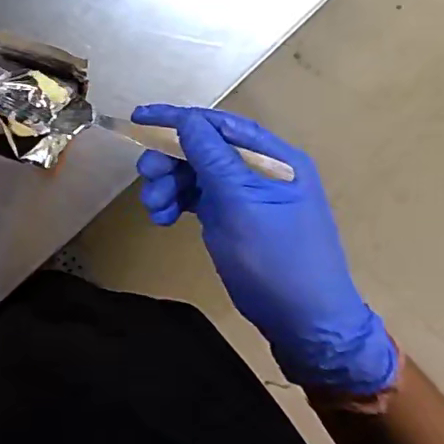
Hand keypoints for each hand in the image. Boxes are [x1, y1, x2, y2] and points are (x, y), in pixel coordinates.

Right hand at [131, 104, 396, 395]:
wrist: (306, 325)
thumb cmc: (277, 260)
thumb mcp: (240, 204)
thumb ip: (212, 157)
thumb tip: (185, 119)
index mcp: (273, 158)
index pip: (217, 124)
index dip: (176, 118)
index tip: (138, 118)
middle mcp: (259, 169)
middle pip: (201, 147)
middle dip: (169, 159)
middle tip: (147, 177)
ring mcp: (245, 193)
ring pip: (193, 171)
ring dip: (167, 184)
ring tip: (154, 208)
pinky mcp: (231, 214)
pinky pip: (195, 195)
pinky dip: (175, 202)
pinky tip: (162, 219)